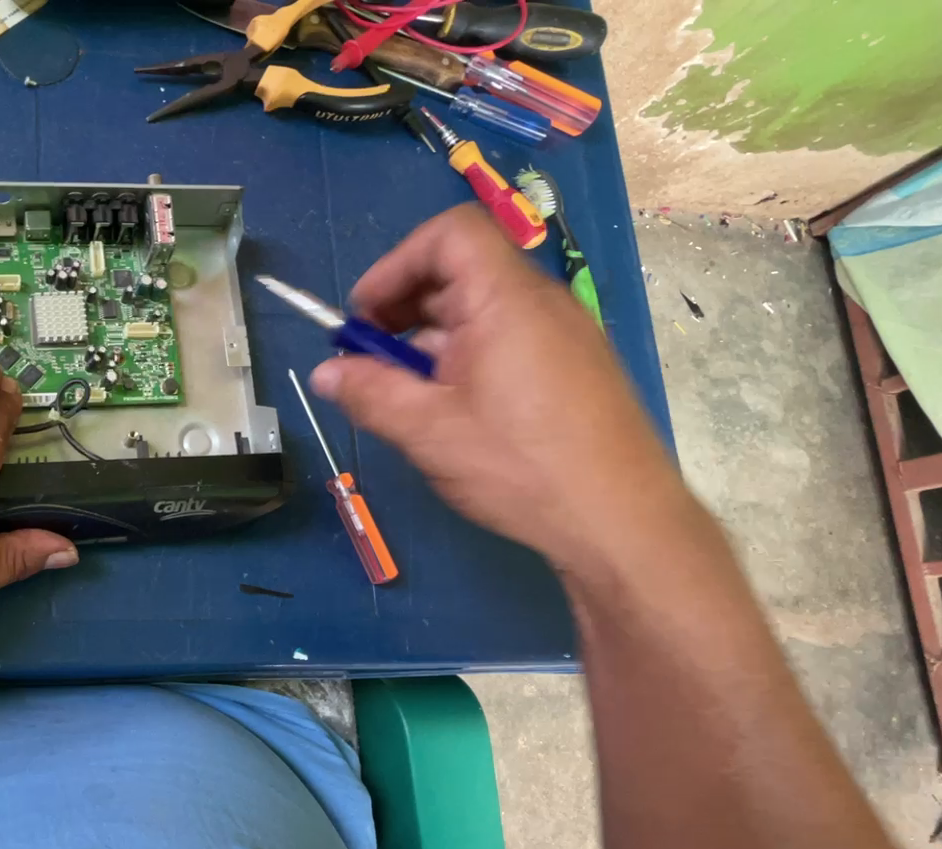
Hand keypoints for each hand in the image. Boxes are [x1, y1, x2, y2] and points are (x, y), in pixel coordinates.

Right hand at [309, 205, 692, 571]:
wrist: (619, 521)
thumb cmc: (519, 466)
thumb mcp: (427, 430)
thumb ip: (369, 392)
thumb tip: (323, 373)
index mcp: (505, 301)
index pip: (449, 234)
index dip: (395, 264)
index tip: (361, 317)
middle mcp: (539, 303)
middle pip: (459, 271)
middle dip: (400, 307)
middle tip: (367, 360)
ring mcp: (560, 335)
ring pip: (477, 311)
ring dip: (425, 340)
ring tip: (400, 393)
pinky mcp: (568, 368)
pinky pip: (502, 340)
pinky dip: (459, 358)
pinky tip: (444, 409)